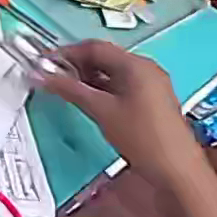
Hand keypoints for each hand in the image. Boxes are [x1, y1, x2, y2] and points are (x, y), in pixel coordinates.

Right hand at [36, 40, 212, 193]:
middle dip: (76, 65)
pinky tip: (86, 99)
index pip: (95, 47)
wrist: (174, 169)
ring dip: (86, 77)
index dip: (67, 53)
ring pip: (110, 71)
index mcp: (136, 65)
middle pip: (103, 57)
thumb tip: (42, 76)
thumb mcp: (100, 110)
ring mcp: (150, 84)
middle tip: (53, 77)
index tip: (45, 63)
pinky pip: (119, 84)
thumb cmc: (141, 136)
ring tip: (65, 89)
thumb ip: (69, 89)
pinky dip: (100, 87)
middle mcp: (145, 69)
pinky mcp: (150, 99)